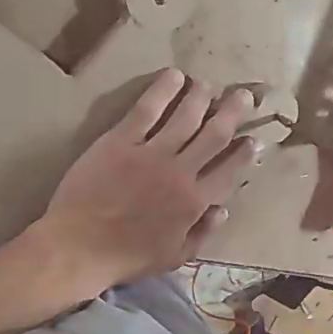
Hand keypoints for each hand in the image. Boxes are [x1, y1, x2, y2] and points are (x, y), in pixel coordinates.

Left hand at [30, 69, 259, 294]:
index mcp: (194, 202)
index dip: (244, 153)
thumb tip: (223, 210)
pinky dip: (163, 90)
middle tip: (242, 95)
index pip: (229, 171)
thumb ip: (201, 233)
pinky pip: (146, 109)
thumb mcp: (173, 257)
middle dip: (232, 113)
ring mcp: (150, 153)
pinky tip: (174, 76)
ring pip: (185, 116)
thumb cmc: (126, 257)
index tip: (253, 139)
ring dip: (200, 97)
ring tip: (207, 85)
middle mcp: (180, 172)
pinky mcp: (120, 141)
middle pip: (214, 135)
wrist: (79, 246)